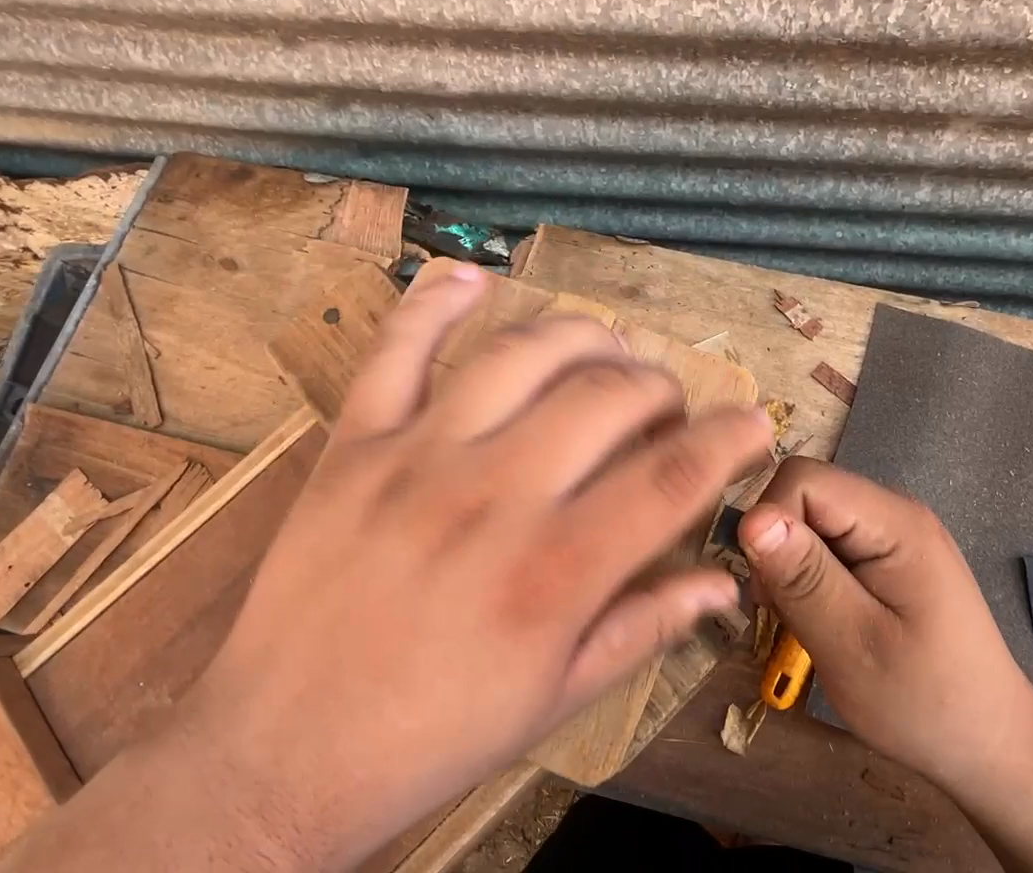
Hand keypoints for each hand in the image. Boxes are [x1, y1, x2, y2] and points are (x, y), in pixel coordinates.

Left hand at [176, 261, 771, 866]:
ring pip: (523, 354)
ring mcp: (418, 459)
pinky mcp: (355, 445)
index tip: (752, 422)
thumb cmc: (430, 737)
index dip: (730, 438)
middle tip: (666, 410)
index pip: (674, 475)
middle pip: (610, 395)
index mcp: (555, 571)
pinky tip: (473, 277)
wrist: (280, 756)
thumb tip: (723, 581)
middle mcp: (495, 497)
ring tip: (608, 353)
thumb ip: (646, 626)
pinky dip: (434, 302)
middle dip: (661, 389)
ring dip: (584, 339)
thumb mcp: (556, 697)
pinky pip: (397, 349)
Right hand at [738, 457, 1032, 790]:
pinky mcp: (886, 557)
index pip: (803, 480)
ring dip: (791, 567)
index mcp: (896, 522)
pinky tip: (822, 619)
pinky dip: (809, 578)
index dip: (770, 523)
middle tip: (785, 614)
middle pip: (806, 494)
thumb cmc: (924, 702)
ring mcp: (893, 534)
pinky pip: (828, 544)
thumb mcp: (854, 646)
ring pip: (812, 521)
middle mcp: (895, 512)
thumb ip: (804, 579)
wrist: (987, 741)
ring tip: (807, 623)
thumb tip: (752, 521)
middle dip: (778, 547)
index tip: (770, 589)